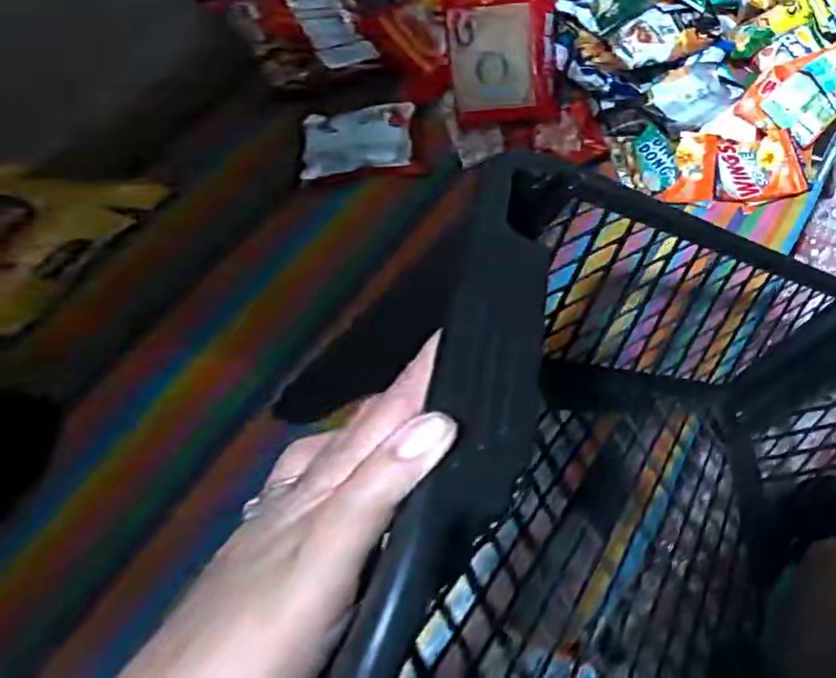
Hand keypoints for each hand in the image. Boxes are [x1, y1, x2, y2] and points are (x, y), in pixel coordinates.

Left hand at [124, 336, 456, 677]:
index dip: (421, 370)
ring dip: (371, 428)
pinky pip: (320, 495)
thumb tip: (442, 418)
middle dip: (404, 391)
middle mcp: (301, 498)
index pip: (384, 414)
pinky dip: (347, 472)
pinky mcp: (275, 562)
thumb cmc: (257, 631)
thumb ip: (379, 490)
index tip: (456, 327)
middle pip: (359, 429)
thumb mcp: (325, 559)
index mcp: (320, 489)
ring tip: (401, 415)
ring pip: (332, 460)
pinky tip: (343, 487)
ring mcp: (281, 531)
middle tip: (446, 363)